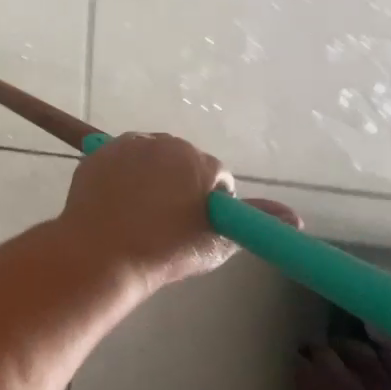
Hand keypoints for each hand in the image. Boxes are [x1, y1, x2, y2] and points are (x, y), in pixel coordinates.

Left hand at [56, 132, 300, 293]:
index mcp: (193, 158)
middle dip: (183, 184)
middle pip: (182, 162)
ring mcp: (122, 145)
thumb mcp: (218, 240)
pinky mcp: (95, 154)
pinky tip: (120, 203)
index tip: (200, 225)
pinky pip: (120, 162)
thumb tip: (294, 217)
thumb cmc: (166, 246)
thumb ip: (256, 222)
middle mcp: (158, 141)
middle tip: (173, 220)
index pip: (218, 176)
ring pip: (150, 159)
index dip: (214, 203)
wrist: (102, 248)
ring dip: (153, 177)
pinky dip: (124, 176)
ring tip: (145, 213)